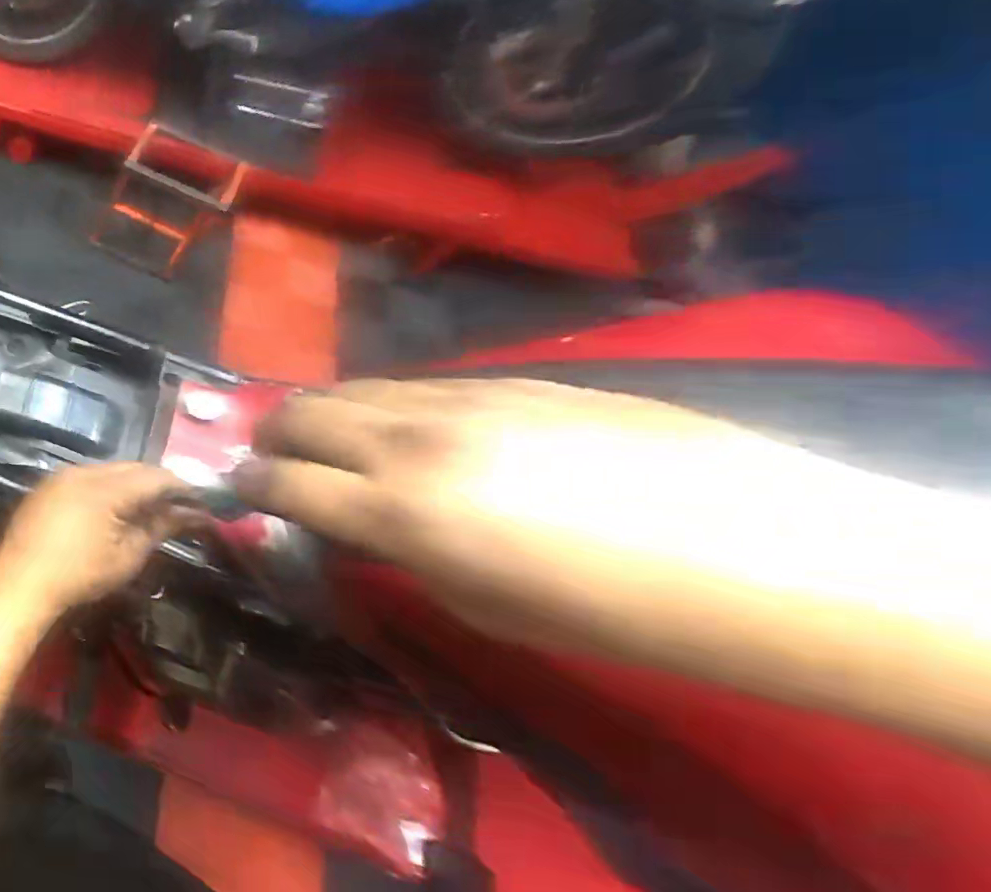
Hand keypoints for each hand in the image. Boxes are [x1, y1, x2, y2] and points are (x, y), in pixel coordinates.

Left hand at [0, 463, 196, 620]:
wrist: (19, 583)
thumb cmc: (79, 575)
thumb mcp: (128, 556)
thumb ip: (160, 527)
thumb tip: (191, 514)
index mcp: (107, 486)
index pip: (155, 476)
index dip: (180, 486)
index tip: (199, 499)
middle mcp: (85, 470)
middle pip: (132, 467)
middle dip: (157, 482)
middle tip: (177, 502)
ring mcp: (63, 475)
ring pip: (110, 469)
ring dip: (132, 483)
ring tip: (147, 506)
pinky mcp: (48, 485)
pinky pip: (88, 476)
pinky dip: (107, 486)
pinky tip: (113, 507)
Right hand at [233, 378, 836, 642]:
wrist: (755, 549)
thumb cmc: (610, 613)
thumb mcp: (478, 605)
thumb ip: (399, 554)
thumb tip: (356, 525)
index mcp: (400, 511)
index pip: (288, 483)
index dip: (249, 484)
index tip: (235, 486)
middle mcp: (411, 439)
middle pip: (306, 413)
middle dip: (271, 432)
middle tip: (265, 453)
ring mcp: (458, 396)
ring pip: (355, 386)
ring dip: (321, 410)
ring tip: (319, 432)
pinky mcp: (502, 377)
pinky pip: (412, 384)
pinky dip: (380, 402)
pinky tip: (397, 423)